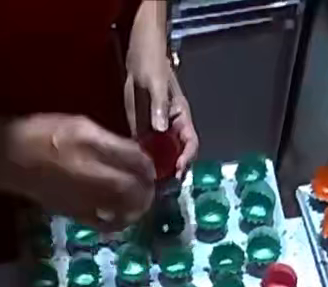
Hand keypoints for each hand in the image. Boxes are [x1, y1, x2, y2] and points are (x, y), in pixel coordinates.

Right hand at [4, 113, 154, 227]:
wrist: (13, 158)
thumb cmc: (45, 134)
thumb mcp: (81, 125)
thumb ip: (111, 143)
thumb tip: (138, 157)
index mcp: (93, 148)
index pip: (135, 162)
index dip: (148, 167)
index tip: (151, 167)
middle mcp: (91, 177)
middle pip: (133, 191)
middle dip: (146, 191)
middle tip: (148, 187)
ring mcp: (84, 199)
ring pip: (123, 211)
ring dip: (136, 208)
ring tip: (138, 202)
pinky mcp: (76, 214)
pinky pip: (105, 224)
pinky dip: (118, 221)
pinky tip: (120, 215)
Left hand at [124, 1, 199, 172]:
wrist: (136, 57)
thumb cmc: (152, 64)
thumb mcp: (156, 83)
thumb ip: (160, 106)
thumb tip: (162, 129)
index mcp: (181, 118)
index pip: (191, 143)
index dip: (186, 158)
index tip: (177, 170)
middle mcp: (172, 131)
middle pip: (177, 158)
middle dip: (172, 173)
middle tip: (161, 186)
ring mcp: (157, 136)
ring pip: (162, 161)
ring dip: (158, 174)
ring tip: (149, 187)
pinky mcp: (143, 137)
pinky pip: (146, 156)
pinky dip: (143, 168)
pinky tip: (136, 177)